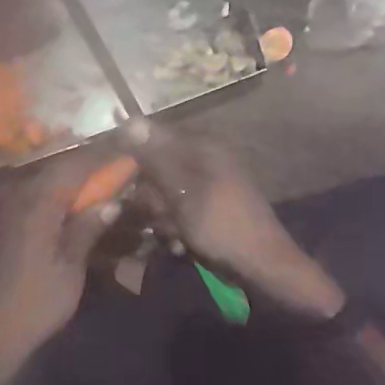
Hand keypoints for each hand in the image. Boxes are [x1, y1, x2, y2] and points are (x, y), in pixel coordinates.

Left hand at [0, 152, 123, 363]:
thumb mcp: (71, 266)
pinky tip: (77, 203)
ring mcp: (10, 211)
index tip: (129, 152)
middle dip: (91, 166)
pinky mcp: (8, 225)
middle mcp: (20, 200)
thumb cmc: (39, 301)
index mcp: (36, 206)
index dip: (103, 159)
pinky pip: (38, 197)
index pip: (74, 168)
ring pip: (47, 182)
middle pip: (59, 170)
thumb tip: (111, 202)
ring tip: (105, 181)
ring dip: (76, 179)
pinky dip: (61, 194)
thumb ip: (88, 228)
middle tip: (121, 166)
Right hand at [123, 120, 345, 318]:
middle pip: (158, 172)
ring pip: (165, 196)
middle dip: (152, 200)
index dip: (135, 162)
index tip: (122, 188)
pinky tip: (182, 245)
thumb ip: (156, 159)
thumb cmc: (223, 227)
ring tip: (176, 237)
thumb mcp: (184, 194)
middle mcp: (205, 161)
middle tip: (161, 219)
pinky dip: (177, 229)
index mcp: (204, 148)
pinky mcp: (208, 209)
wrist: (262, 264)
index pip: (154, 140)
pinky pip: (180, 212)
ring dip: (164, 220)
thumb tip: (131, 119)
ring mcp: (208, 187)